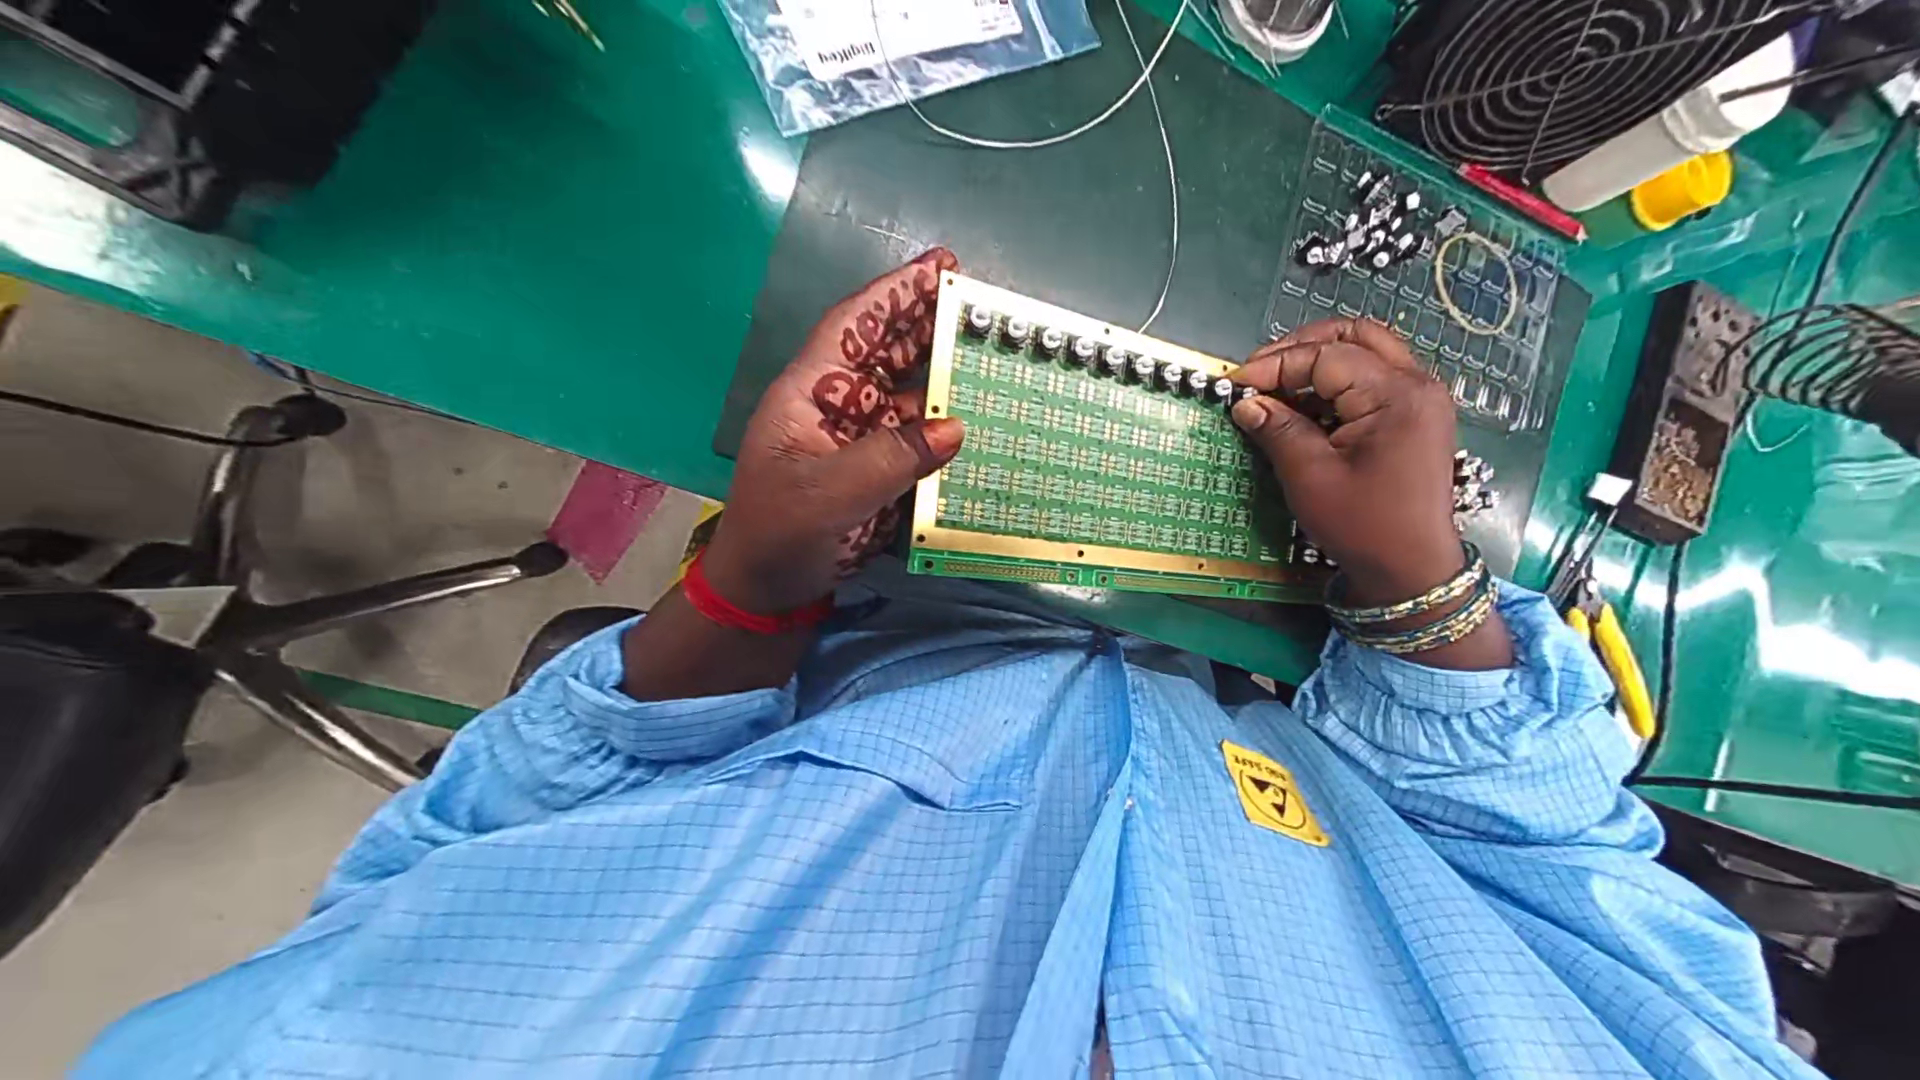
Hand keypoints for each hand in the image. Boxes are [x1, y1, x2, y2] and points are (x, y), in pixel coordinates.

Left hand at [702, 248, 965, 613]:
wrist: (769, 589)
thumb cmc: (779, 535)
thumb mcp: (827, 496)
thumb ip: (890, 460)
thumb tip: (957, 428)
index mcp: (810, 395)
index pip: (853, 329)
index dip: (893, 294)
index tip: (939, 267)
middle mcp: (838, 407)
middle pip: (886, 353)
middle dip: (926, 325)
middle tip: (977, 306)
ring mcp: (861, 440)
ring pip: (908, 395)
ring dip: (944, 376)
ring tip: (988, 358)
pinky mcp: (879, 471)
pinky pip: (919, 441)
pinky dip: (946, 430)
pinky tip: (978, 420)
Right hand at [1228, 318, 1464, 606]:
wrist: (1411, 567)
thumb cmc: (1362, 524)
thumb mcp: (1310, 477)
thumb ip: (1278, 430)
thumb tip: (1245, 403)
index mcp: (1395, 395)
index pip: (1326, 356)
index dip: (1275, 365)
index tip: (1236, 383)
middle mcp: (1416, 384)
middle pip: (1354, 336)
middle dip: (1299, 347)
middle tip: (1259, 373)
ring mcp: (1419, 398)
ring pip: (1365, 351)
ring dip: (1316, 360)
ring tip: (1275, 386)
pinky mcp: (1413, 415)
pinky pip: (1371, 378)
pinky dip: (1333, 382)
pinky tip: (1302, 405)